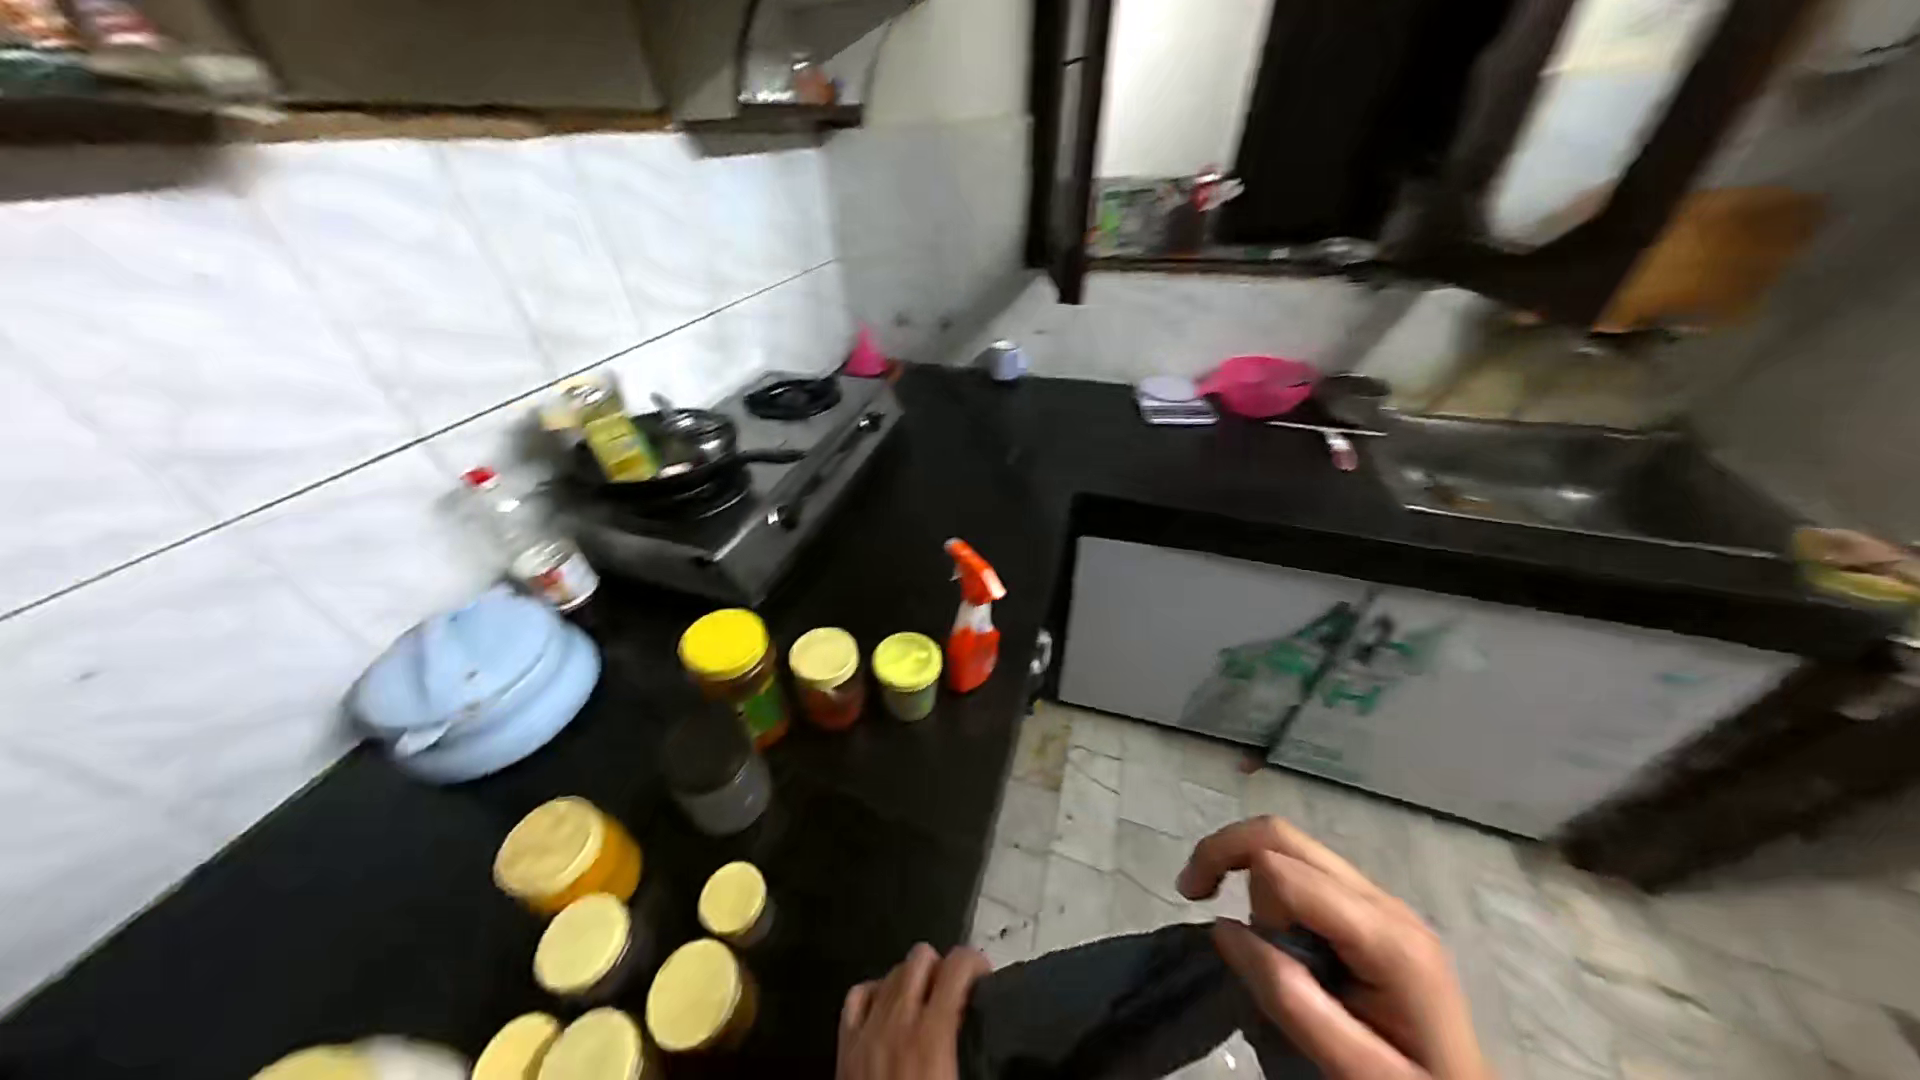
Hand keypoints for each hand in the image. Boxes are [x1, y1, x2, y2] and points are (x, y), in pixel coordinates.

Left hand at [838, 943, 989, 1079]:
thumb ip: (982, 1060)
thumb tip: (1000, 1054)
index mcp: (933, 1034)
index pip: (957, 966)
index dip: (975, 962)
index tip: (985, 976)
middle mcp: (899, 1021)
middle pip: (921, 958)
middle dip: (942, 967)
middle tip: (957, 989)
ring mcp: (867, 1030)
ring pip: (891, 971)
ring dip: (912, 977)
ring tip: (926, 997)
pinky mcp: (845, 1047)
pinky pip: (857, 996)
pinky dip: (876, 993)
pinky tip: (887, 1006)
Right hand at [1179, 816, 1488, 1079]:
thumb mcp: (1357, 1071)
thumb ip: (1290, 1000)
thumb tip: (1223, 927)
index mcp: (1387, 937)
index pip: (1283, 870)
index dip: (1240, 890)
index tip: (1221, 934)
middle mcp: (1383, 901)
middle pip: (1283, 835)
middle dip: (1226, 849)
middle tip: (1193, 890)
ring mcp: (1379, 900)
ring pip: (1289, 844)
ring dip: (1246, 865)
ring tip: (1237, 920)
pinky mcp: (1369, 908)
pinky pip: (1303, 868)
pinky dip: (1267, 880)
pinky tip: (1265, 923)